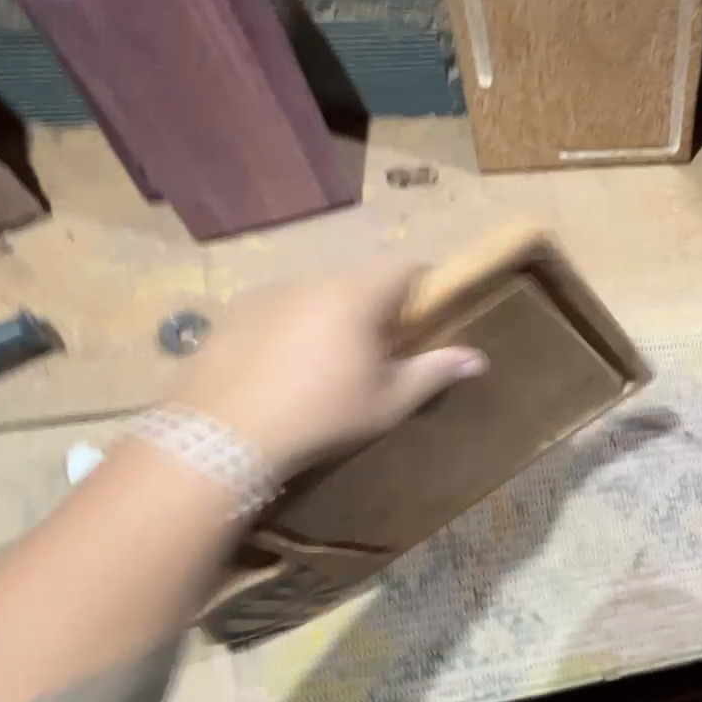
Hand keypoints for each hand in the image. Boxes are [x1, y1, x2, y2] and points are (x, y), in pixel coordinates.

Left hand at [170, 262, 487, 473]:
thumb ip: (433, 372)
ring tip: (333, 361)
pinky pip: (280, 308)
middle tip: (385, 348)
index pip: (403, 267)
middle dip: (379, 306)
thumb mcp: (388, 401)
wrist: (223, 434)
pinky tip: (288, 367)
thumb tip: (478, 359)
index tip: (430, 314)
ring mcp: (268, 293)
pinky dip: (295, 326)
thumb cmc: (323, 415)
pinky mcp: (234, 312)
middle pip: (360, 280)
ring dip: (336, 315)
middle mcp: (312, 282)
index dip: (424, 284)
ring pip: (318, 293)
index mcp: (356, 297)